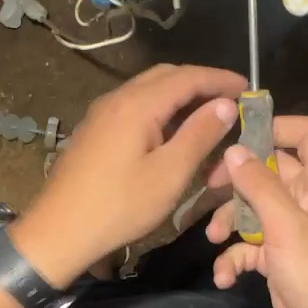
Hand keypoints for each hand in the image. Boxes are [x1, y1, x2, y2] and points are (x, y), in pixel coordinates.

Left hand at [9, 64, 245, 286]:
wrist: (59, 231)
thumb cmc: (119, 206)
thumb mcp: (169, 174)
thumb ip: (199, 134)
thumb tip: (225, 104)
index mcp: (137, 104)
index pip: (188, 76)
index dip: (221, 79)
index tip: (248, 88)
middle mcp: (117, 99)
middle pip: (166, 76)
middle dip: (201, 84)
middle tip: (230, 101)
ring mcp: (102, 114)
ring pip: (148, 91)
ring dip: (180, 97)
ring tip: (208, 117)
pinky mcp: (94, 132)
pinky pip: (134, 108)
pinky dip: (160, 111)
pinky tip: (172, 134)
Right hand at [205, 117, 307, 307]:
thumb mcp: (286, 225)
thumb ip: (258, 184)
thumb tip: (233, 150)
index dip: (278, 126)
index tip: (240, 134)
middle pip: (271, 171)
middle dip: (238, 181)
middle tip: (208, 187)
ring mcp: (295, 230)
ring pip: (255, 209)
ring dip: (230, 222)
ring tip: (212, 238)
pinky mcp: (281, 258)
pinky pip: (252, 246)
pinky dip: (235, 258)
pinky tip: (226, 276)